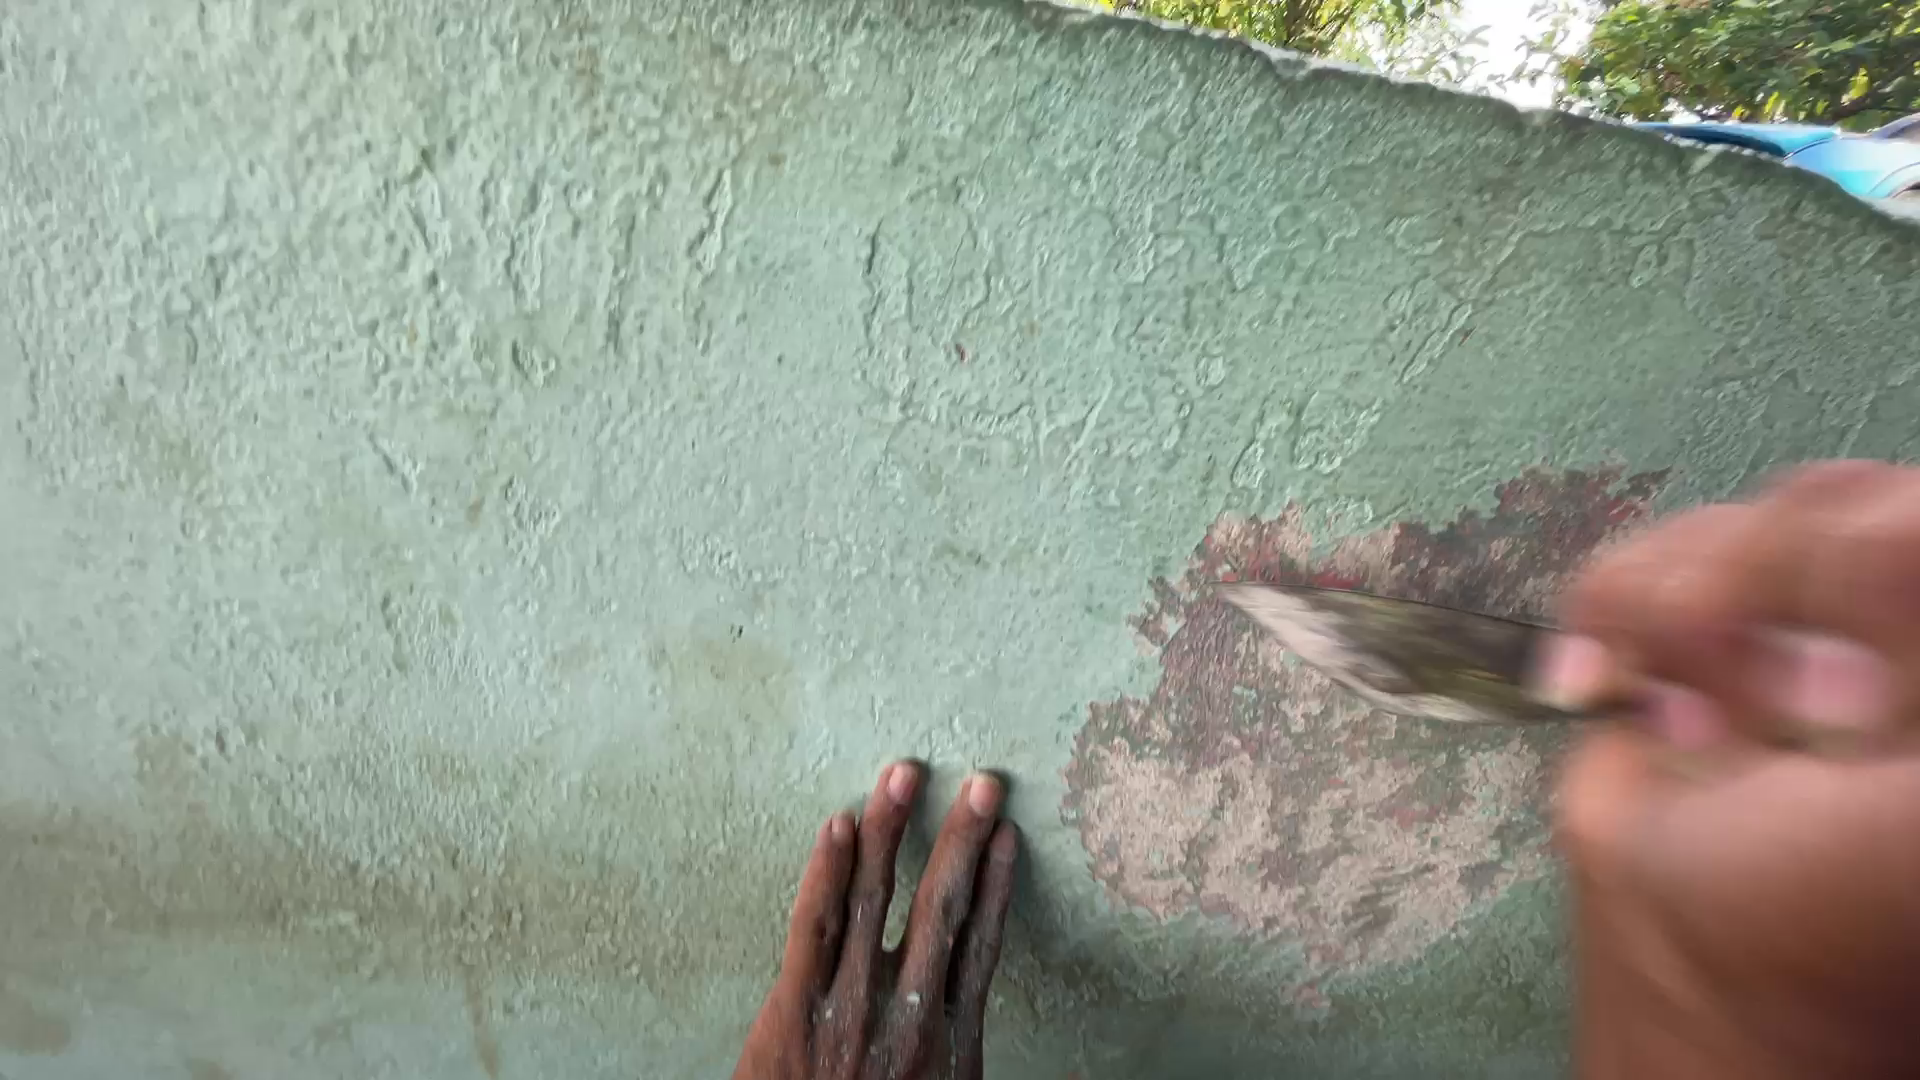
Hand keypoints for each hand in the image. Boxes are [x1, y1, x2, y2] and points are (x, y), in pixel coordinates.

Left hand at [733, 762, 1018, 1079]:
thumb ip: (963, 1050)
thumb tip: (1022, 1021)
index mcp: (948, 1041)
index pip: (983, 943)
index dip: (997, 883)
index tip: (1007, 835)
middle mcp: (908, 1015)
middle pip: (943, 907)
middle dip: (961, 839)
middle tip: (981, 785)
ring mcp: (849, 1007)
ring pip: (876, 899)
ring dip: (892, 831)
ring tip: (904, 777)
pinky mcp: (792, 1010)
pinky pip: (814, 925)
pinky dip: (827, 872)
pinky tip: (839, 825)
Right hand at [1538, 461, 1919, 1078]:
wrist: (1679, 916)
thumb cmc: (1828, 892)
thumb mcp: (1913, 815)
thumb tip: (1885, 537)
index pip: (1908, 522)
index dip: (1867, 593)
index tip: (1844, 719)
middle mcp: (1887, 603)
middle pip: (1819, 503)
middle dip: (1760, 620)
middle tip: (1769, 722)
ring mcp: (1772, 605)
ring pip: (1706, 528)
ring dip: (1666, 638)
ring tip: (1692, 725)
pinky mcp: (1662, 617)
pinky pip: (1616, 562)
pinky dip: (1592, 625)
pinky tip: (1602, 688)